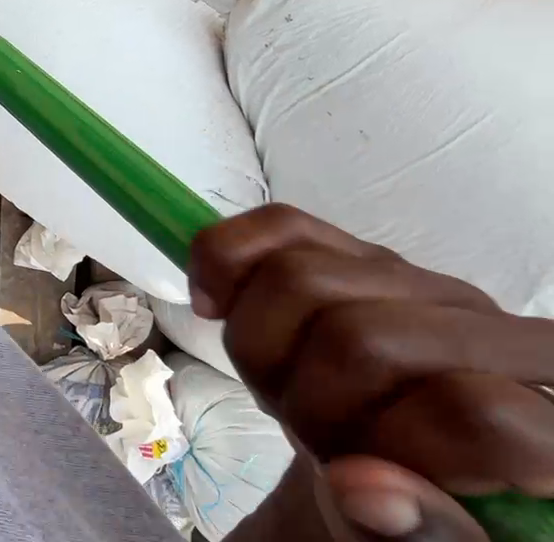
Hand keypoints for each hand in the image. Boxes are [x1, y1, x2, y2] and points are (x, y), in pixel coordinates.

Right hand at [192, 205, 553, 539]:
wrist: (391, 468)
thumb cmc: (419, 512)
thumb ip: (420, 534)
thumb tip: (360, 487)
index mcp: (550, 434)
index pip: (476, 411)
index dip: (389, 442)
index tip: (353, 477)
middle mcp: (511, 341)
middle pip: (359, 336)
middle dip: (300, 391)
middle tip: (300, 429)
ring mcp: (427, 286)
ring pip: (300, 274)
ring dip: (256, 338)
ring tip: (275, 381)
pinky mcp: (354, 250)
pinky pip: (276, 225)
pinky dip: (224, 259)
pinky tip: (214, 300)